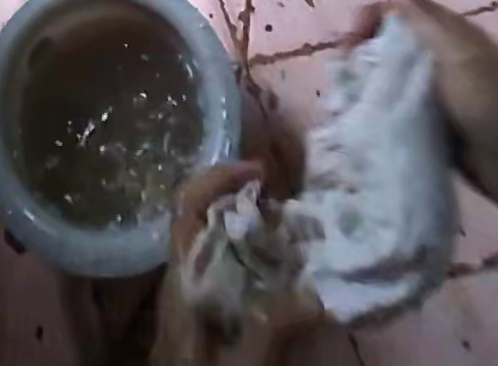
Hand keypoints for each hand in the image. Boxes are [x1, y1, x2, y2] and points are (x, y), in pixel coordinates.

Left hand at [165, 162, 325, 346]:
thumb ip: (273, 327)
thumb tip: (317, 291)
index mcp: (182, 273)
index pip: (187, 202)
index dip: (218, 176)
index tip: (259, 171)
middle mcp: (181, 268)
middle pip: (200, 209)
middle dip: (239, 193)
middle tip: (282, 196)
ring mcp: (188, 283)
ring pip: (211, 231)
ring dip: (245, 220)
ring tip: (287, 224)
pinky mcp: (199, 302)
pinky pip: (221, 257)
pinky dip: (248, 249)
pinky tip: (279, 263)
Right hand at [347, 0, 497, 213]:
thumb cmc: (493, 107)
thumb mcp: (457, 55)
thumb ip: (421, 18)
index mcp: (451, 33)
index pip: (401, 8)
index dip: (373, 15)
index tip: (352, 37)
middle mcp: (441, 55)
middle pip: (391, 37)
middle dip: (364, 44)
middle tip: (344, 65)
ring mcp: (436, 88)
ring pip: (390, 69)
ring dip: (368, 73)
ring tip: (348, 89)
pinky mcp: (430, 118)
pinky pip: (395, 99)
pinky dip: (378, 99)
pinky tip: (362, 108)